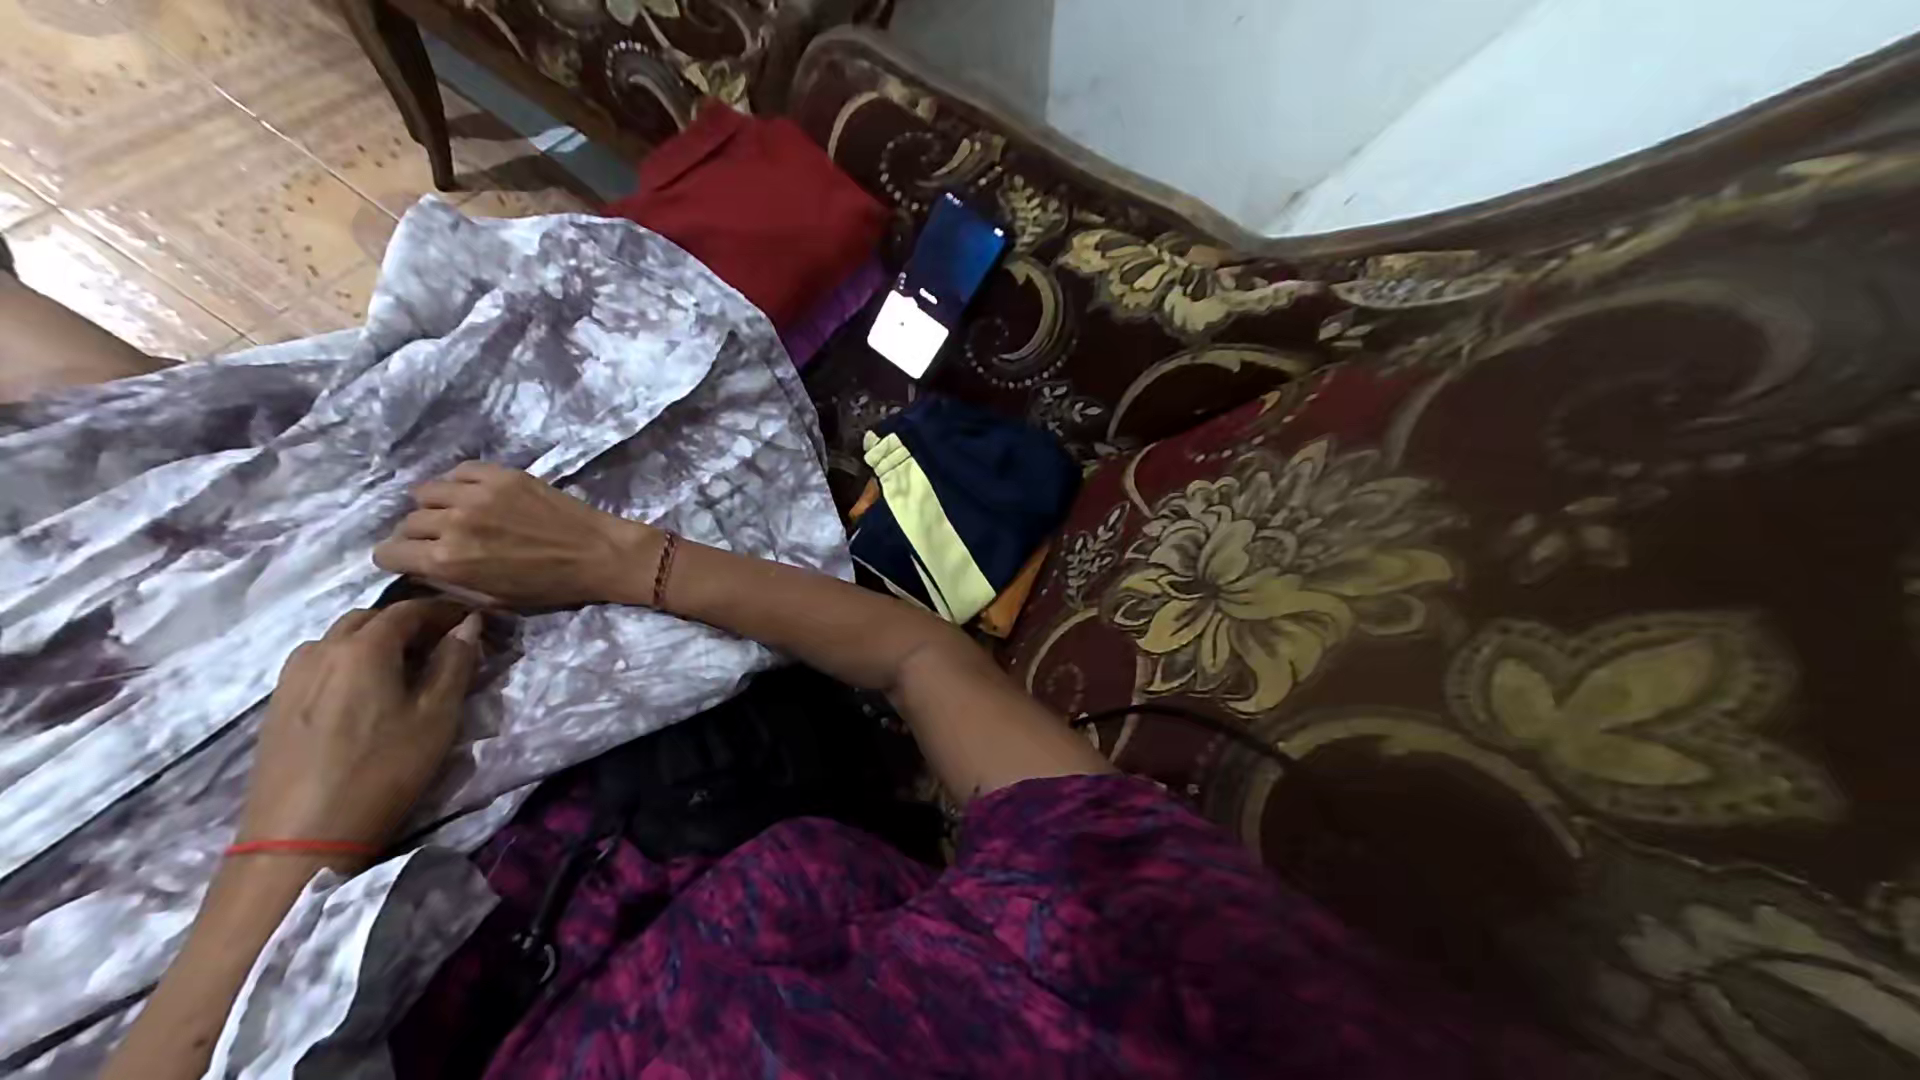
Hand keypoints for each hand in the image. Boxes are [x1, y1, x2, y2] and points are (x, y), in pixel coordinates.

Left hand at [238, 599, 480, 858]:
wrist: (303, 836)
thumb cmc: (384, 768)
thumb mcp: (437, 714)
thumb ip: (455, 662)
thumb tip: (468, 625)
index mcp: (363, 649)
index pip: (408, 610)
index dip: (444, 610)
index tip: (472, 621)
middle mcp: (321, 652)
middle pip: (368, 619)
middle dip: (408, 623)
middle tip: (443, 643)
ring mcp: (291, 679)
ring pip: (338, 640)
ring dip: (374, 641)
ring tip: (404, 665)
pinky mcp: (277, 706)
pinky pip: (318, 664)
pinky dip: (349, 661)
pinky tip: (366, 689)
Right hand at [373, 461, 659, 608]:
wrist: (600, 554)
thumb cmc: (553, 585)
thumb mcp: (494, 599)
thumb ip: (449, 583)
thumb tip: (419, 569)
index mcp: (448, 561)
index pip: (387, 552)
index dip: (399, 558)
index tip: (414, 558)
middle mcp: (454, 523)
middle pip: (408, 522)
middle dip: (419, 534)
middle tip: (444, 538)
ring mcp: (478, 494)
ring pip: (426, 492)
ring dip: (436, 505)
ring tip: (460, 514)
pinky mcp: (503, 475)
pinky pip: (460, 470)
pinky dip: (460, 482)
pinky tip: (476, 494)